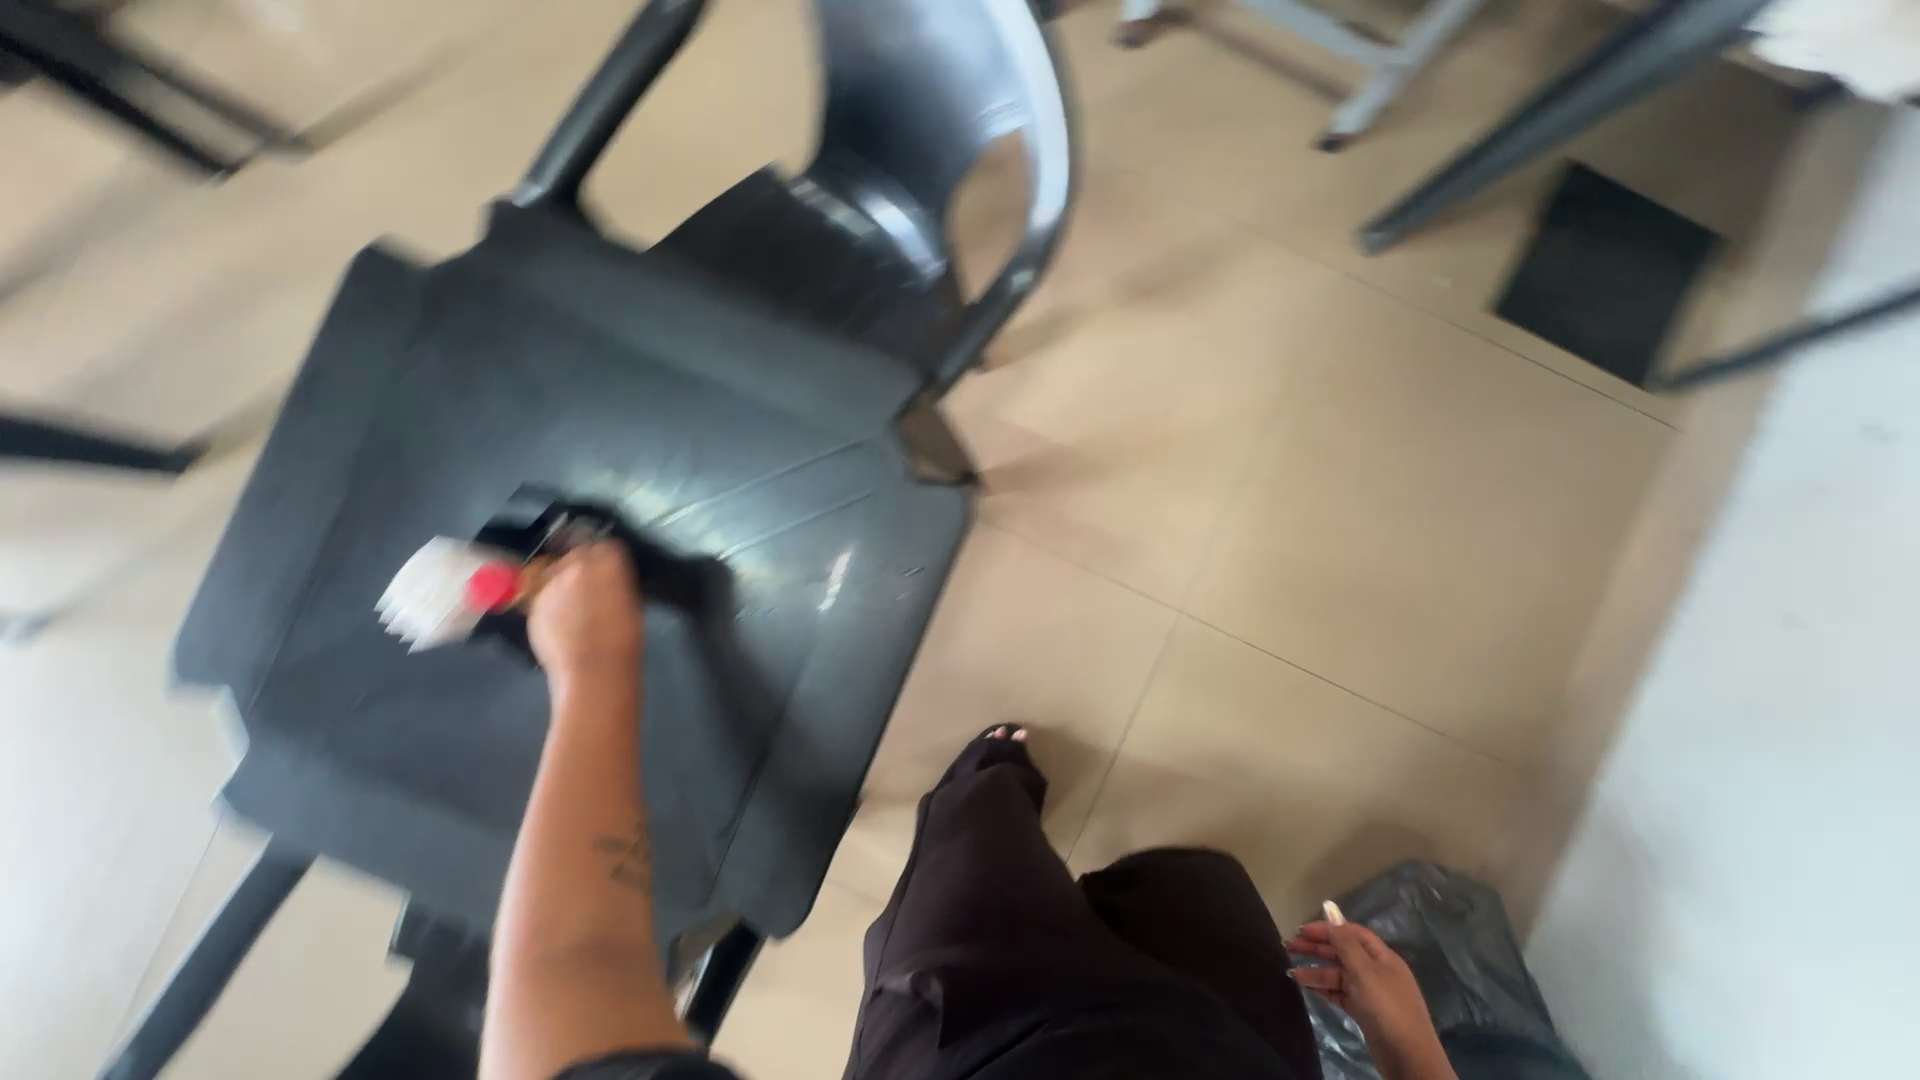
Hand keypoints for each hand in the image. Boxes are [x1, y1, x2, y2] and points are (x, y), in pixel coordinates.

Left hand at [527, 541, 643, 683]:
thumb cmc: (624, 638)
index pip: (607, 545)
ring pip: (555, 573)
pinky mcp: (533, 606)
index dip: (607, 557)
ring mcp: (550, 585)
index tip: (610, 568)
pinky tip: (563, 622)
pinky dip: (551, 603)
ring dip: (563, 582)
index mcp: (608, 561)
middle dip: (582, 565)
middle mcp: (575, 565)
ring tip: (574, 605)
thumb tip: (611, 577)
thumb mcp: (631, 602)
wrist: (593, 669)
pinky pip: (543, 596)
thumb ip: (617, 582)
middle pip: (576, 553)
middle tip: (591, 586)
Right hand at [1286, 921, 1455, 1079]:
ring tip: (1291, 974)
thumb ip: (1344, 941)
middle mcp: (1377, 971)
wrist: (1408, 1059)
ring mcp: (1371, 993)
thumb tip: (1330, 908)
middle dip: (1316, 948)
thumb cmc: (1387, 1008)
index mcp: (1382, 957)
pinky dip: (1325, 989)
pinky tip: (1308, 988)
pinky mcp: (1365, 1012)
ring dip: (1316, 972)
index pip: (1350, 933)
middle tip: (1289, 947)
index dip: (1326, 928)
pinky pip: (1340, 993)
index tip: (1301, 930)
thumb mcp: (1364, 970)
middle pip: (1342, 952)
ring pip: (1338, 975)